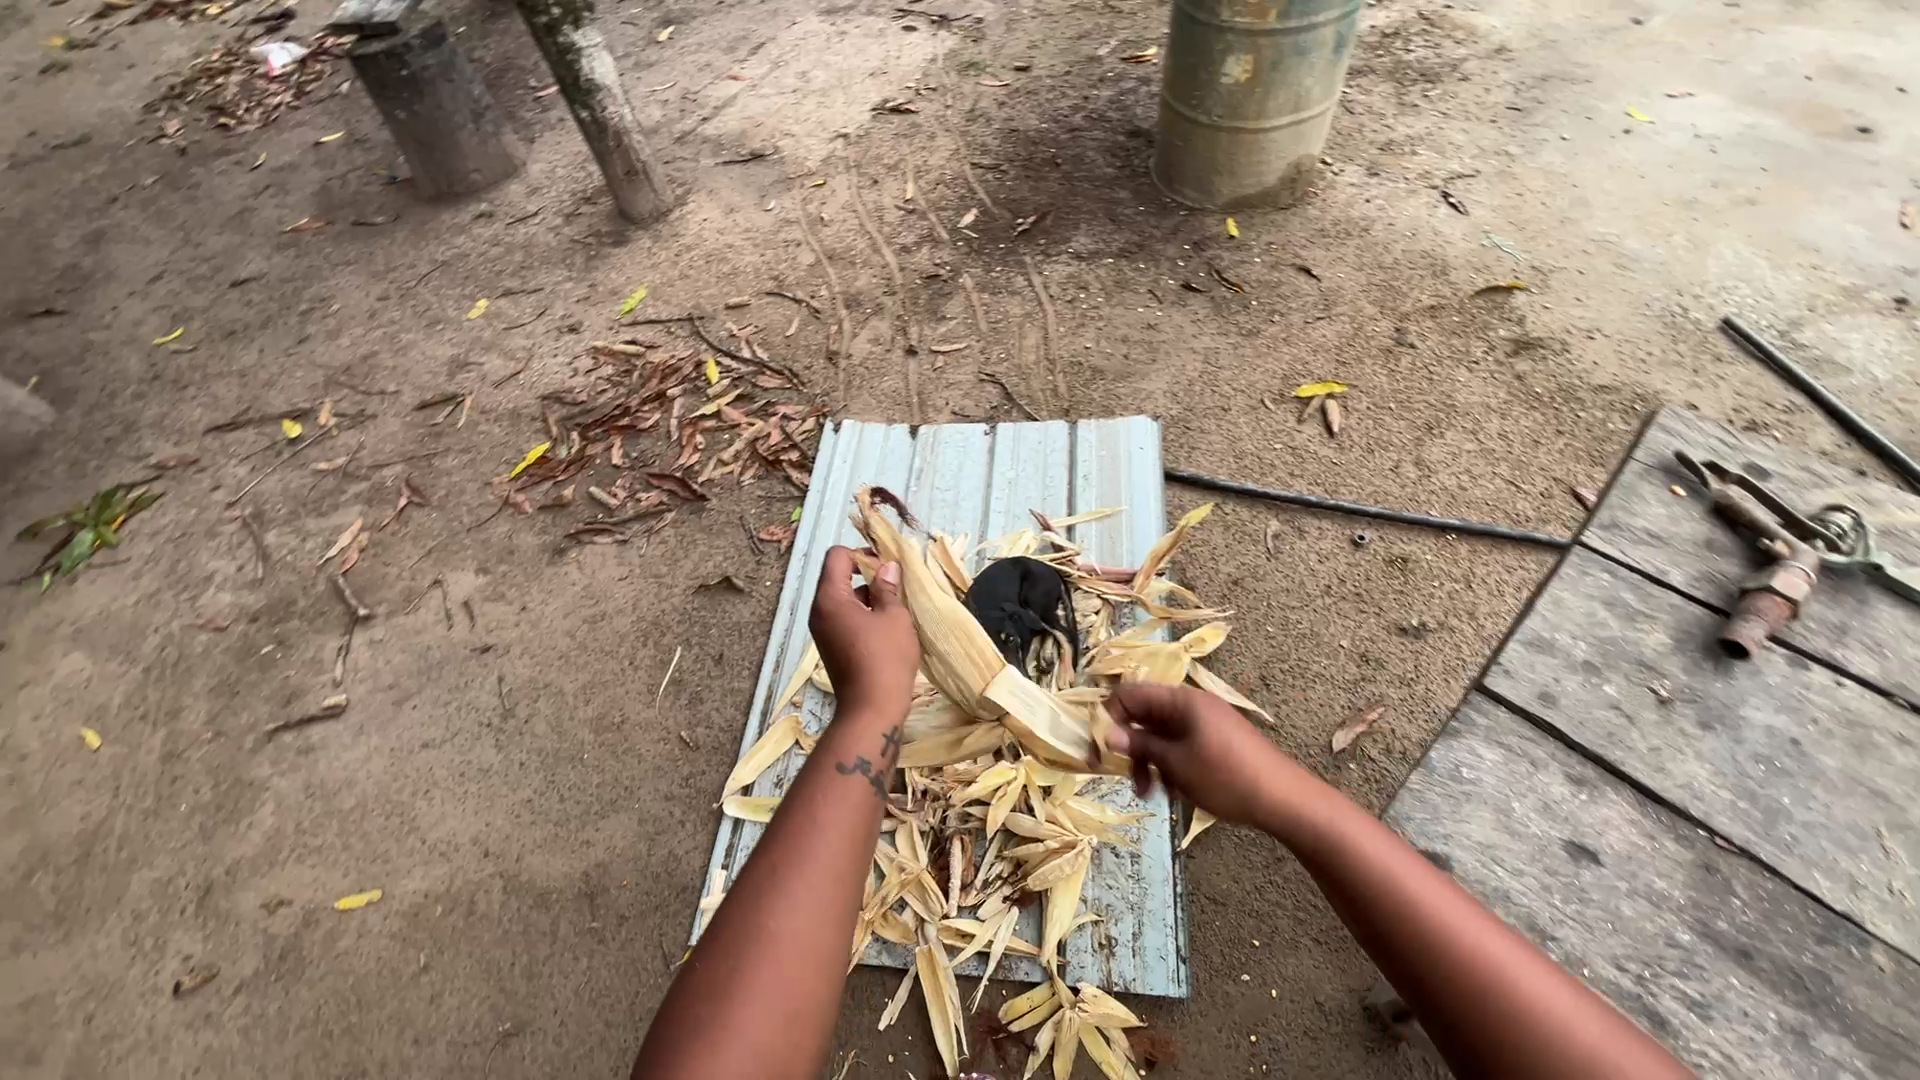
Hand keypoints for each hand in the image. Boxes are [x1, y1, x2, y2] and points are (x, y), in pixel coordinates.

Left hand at [809, 546, 919, 718]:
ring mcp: (823, 631)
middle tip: (897, 586)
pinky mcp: (831, 647)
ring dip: (868, 597)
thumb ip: (888, 587)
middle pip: (839, 576)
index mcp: (829, 598)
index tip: (888, 567)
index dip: (863, 554)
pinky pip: (844, 619)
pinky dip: (864, 615)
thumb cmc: (885, 658)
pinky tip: (887, 629)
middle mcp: (819, 611)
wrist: (871, 709)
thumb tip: (888, 567)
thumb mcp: (894, 617)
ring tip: (896, 609)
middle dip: (868, 575)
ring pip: (844, 599)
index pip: (837, 556)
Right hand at [1103, 683, 1305, 827]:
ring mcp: (1204, 723)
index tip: (1099, 752)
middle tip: (1127, 781)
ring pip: (1160, 735)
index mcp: (1181, 700)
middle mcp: (1191, 705)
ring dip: (1149, 762)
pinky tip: (1173, 792)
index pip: (1129, 695)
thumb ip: (1140, 747)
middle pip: (1143, 716)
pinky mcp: (1214, 742)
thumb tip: (1107, 733)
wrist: (1286, 800)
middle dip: (1130, 747)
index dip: (1108, 719)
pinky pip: (1179, 745)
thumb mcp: (1176, 764)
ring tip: (1151, 793)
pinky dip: (1169, 765)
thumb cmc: (1227, 777)